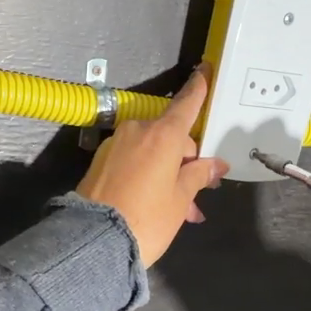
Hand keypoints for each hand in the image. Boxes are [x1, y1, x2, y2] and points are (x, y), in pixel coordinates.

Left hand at [77, 66, 229, 265]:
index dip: (198, 89)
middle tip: (197, 195)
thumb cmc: (148, 219)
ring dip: (166, 176)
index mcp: (162, 134)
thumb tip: (214, 164)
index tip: (204, 69)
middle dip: (185, 162)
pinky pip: (132, 164)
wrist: (95, 241)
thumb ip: (198, 176)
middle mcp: (137, 131)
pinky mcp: (99, 163)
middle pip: (169, 137)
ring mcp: (114, 146)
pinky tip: (153, 207)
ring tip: (180, 212)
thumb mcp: (180, 200)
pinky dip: (146, 179)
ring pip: (150, 154)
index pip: (186, 104)